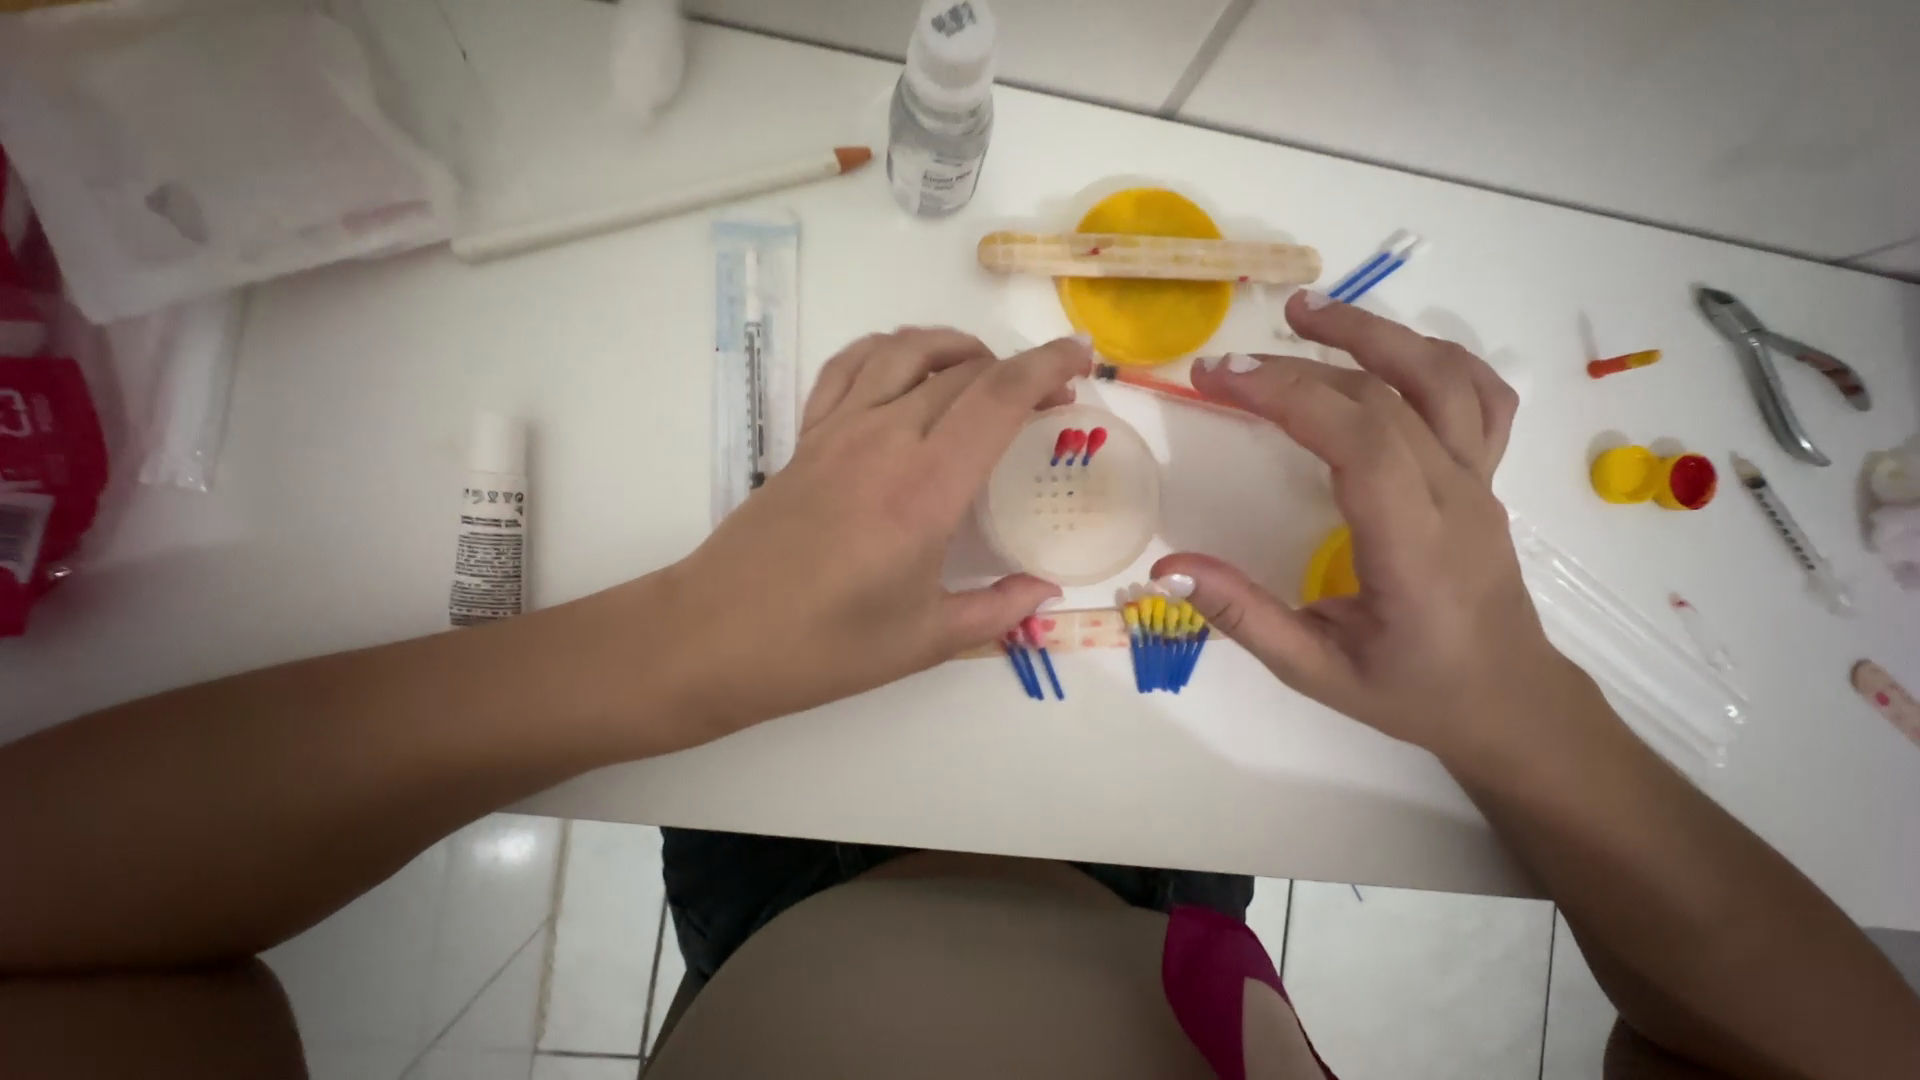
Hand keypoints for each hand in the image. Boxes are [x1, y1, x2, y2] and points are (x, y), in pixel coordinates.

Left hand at [664, 328, 1089, 741]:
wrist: (715, 637)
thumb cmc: (823, 648)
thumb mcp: (924, 639)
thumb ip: (998, 608)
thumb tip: (1045, 589)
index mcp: (924, 490)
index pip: (998, 397)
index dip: (1048, 366)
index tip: (1081, 359)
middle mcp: (883, 440)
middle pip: (963, 372)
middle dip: (1018, 372)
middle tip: (1049, 402)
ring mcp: (838, 431)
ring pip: (905, 351)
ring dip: (957, 348)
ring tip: (987, 375)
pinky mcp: (805, 437)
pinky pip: (850, 367)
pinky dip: (890, 351)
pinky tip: (908, 371)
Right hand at [1153, 292, 1577, 758]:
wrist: (1507, 703)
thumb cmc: (1410, 691)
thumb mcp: (1314, 671)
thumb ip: (1242, 617)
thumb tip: (1166, 570)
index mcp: (1413, 544)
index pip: (1359, 439)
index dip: (1287, 395)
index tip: (1217, 378)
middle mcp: (1455, 498)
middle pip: (1385, 397)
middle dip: (1296, 367)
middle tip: (1222, 364)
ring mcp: (1479, 480)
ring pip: (1442, 378)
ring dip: (1372, 333)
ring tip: (1306, 311)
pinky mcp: (1483, 477)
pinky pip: (1477, 395)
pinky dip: (1431, 356)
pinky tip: (1386, 348)